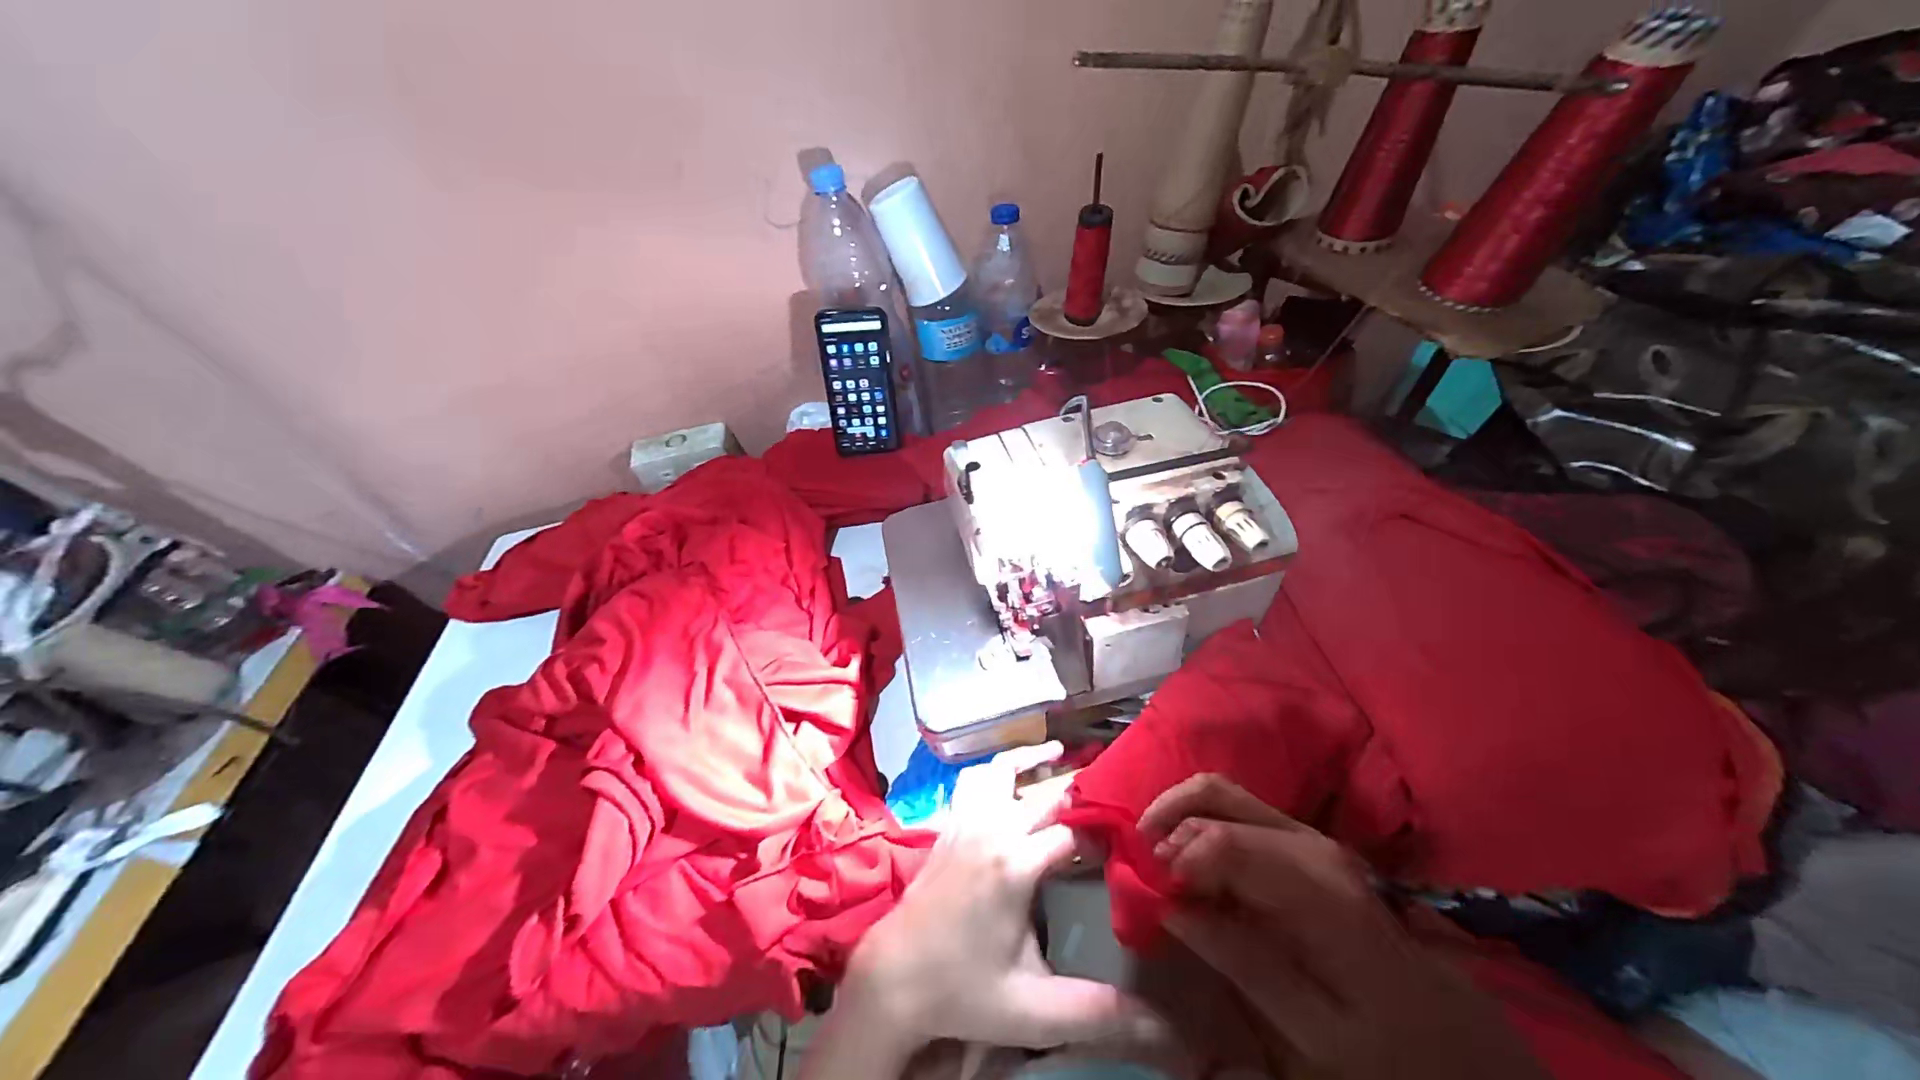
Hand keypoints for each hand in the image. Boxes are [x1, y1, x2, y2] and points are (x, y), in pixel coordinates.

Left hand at [835, 744, 1159, 1060]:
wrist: (893, 976)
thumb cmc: (963, 991)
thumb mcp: (1035, 1010)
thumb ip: (1101, 1014)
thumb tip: (1169, 1033)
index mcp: (1015, 864)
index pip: (1073, 832)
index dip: (1102, 834)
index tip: (1127, 840)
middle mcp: (991, 830)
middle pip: (1043, 794)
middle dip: (1078, 788)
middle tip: (1111, 786)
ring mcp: (965, 823)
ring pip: (999, 771)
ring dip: (1029, 760)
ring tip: (1057, 751)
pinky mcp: (947, 826)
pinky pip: (972, 782)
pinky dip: (994, 770)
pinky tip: (1006, 778)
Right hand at [1142, 774, 1549, 1079]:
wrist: (1457, 1039)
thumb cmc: (1387, 1042)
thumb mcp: (1311, 1026)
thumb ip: (1239, 959)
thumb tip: (1168, 905)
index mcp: (1312, 881)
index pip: (1218, 838)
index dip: (1171, 858)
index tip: (1148, 895)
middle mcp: (1307, 840)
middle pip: (1213, 792)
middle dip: (1163, 820)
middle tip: (1138, 866)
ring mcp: (1309, 837)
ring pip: (1221, 793)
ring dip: (1178, 819)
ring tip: (1155, 863)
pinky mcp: (1307, 847)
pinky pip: (1237, 814)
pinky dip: (1199, 826)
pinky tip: (1188, 864)